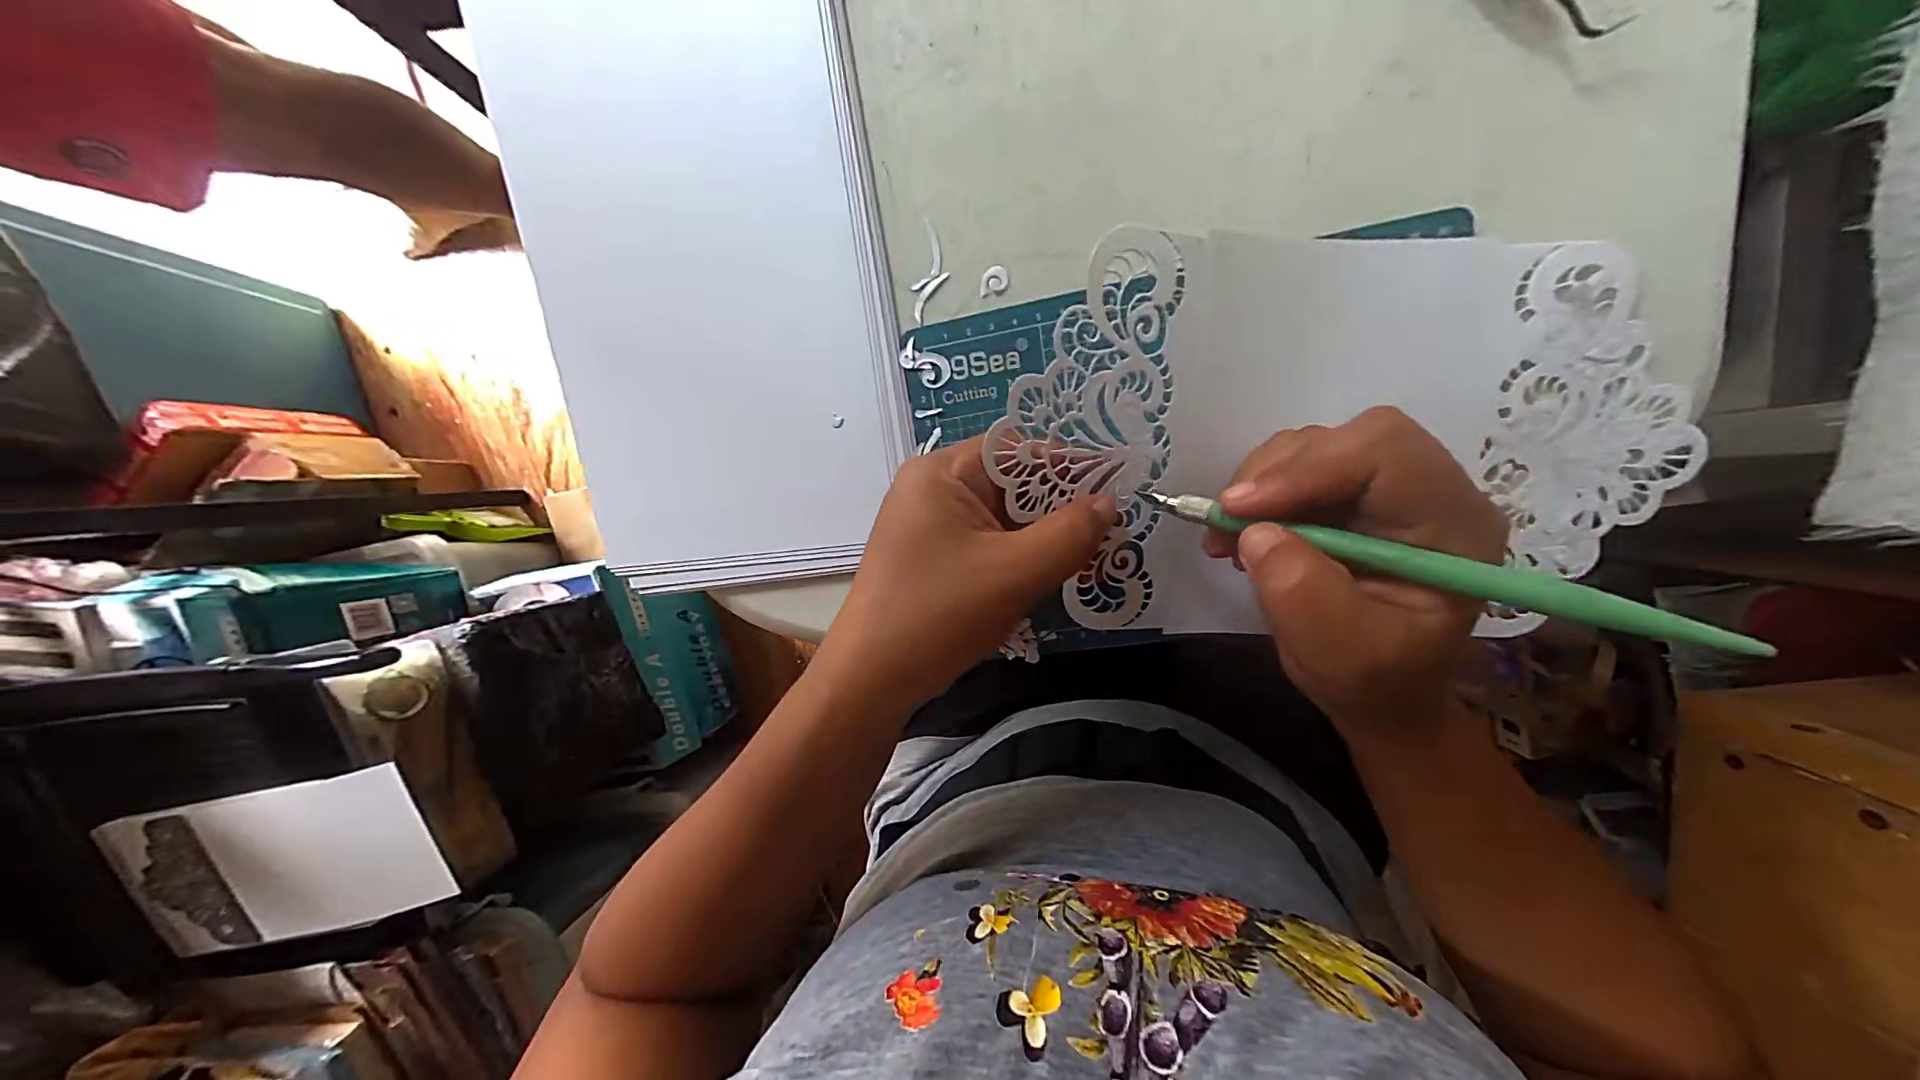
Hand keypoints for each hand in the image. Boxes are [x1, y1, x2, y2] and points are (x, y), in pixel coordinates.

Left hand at [815, 436, 1116, 708]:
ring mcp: (928, 526)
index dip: (1067, 464)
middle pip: (1010, 482)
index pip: (1016, 447)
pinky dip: (1019, 556)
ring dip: (1042, 535)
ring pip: (1001, 517)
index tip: (1113, 488)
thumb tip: (1108, 503)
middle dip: (1059, 505)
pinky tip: (1050, 575)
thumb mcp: (1015, 572)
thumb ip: (1070, 533)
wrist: (871, 681)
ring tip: (1090, 553)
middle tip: (1111, 528)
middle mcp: (931, 489)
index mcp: (941, 473)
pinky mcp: (932, 559)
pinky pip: (987, 544)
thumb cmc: (940, 614)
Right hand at [1207, 407, 1507, 733]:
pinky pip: (1297, 465)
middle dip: (1275, 474)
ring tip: (1228, 536)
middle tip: (1226, 522)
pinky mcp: (1351, 493)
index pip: (1385, 455)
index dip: (1307, 469)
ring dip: (1258, 484)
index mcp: (1452, 526)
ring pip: (1315, 446)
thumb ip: (1301, 590)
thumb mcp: (1337, 650)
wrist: (1377, 690)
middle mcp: (1428, 491)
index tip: (1240, 508)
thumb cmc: (1370, 678)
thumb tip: (1255, 532)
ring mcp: (1387, 489)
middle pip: (1347, 440)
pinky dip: (1257, 493)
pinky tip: (1242, 531)